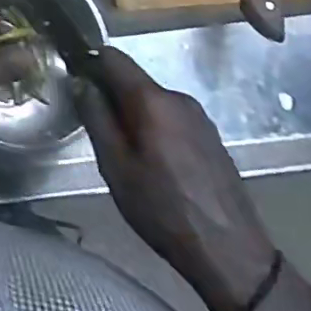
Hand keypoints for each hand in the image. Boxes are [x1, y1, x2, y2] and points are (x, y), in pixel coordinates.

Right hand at [77, 49, 301, 310]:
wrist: (232, 254)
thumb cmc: (163, 209)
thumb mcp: (115, 165)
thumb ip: (95, 116)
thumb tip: (81, 82)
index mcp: (152, 99)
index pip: (112, 56)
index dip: (90, 64)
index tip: (78, 87)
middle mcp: (178, 97)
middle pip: (133, 79)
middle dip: (112, 96)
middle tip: (100, 132)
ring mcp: (199, 116)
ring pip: (152, 100)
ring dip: (134, 114)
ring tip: (128, 153)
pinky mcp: (211, 135)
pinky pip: (171, 116)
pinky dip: (155, 127)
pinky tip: (156, 163)